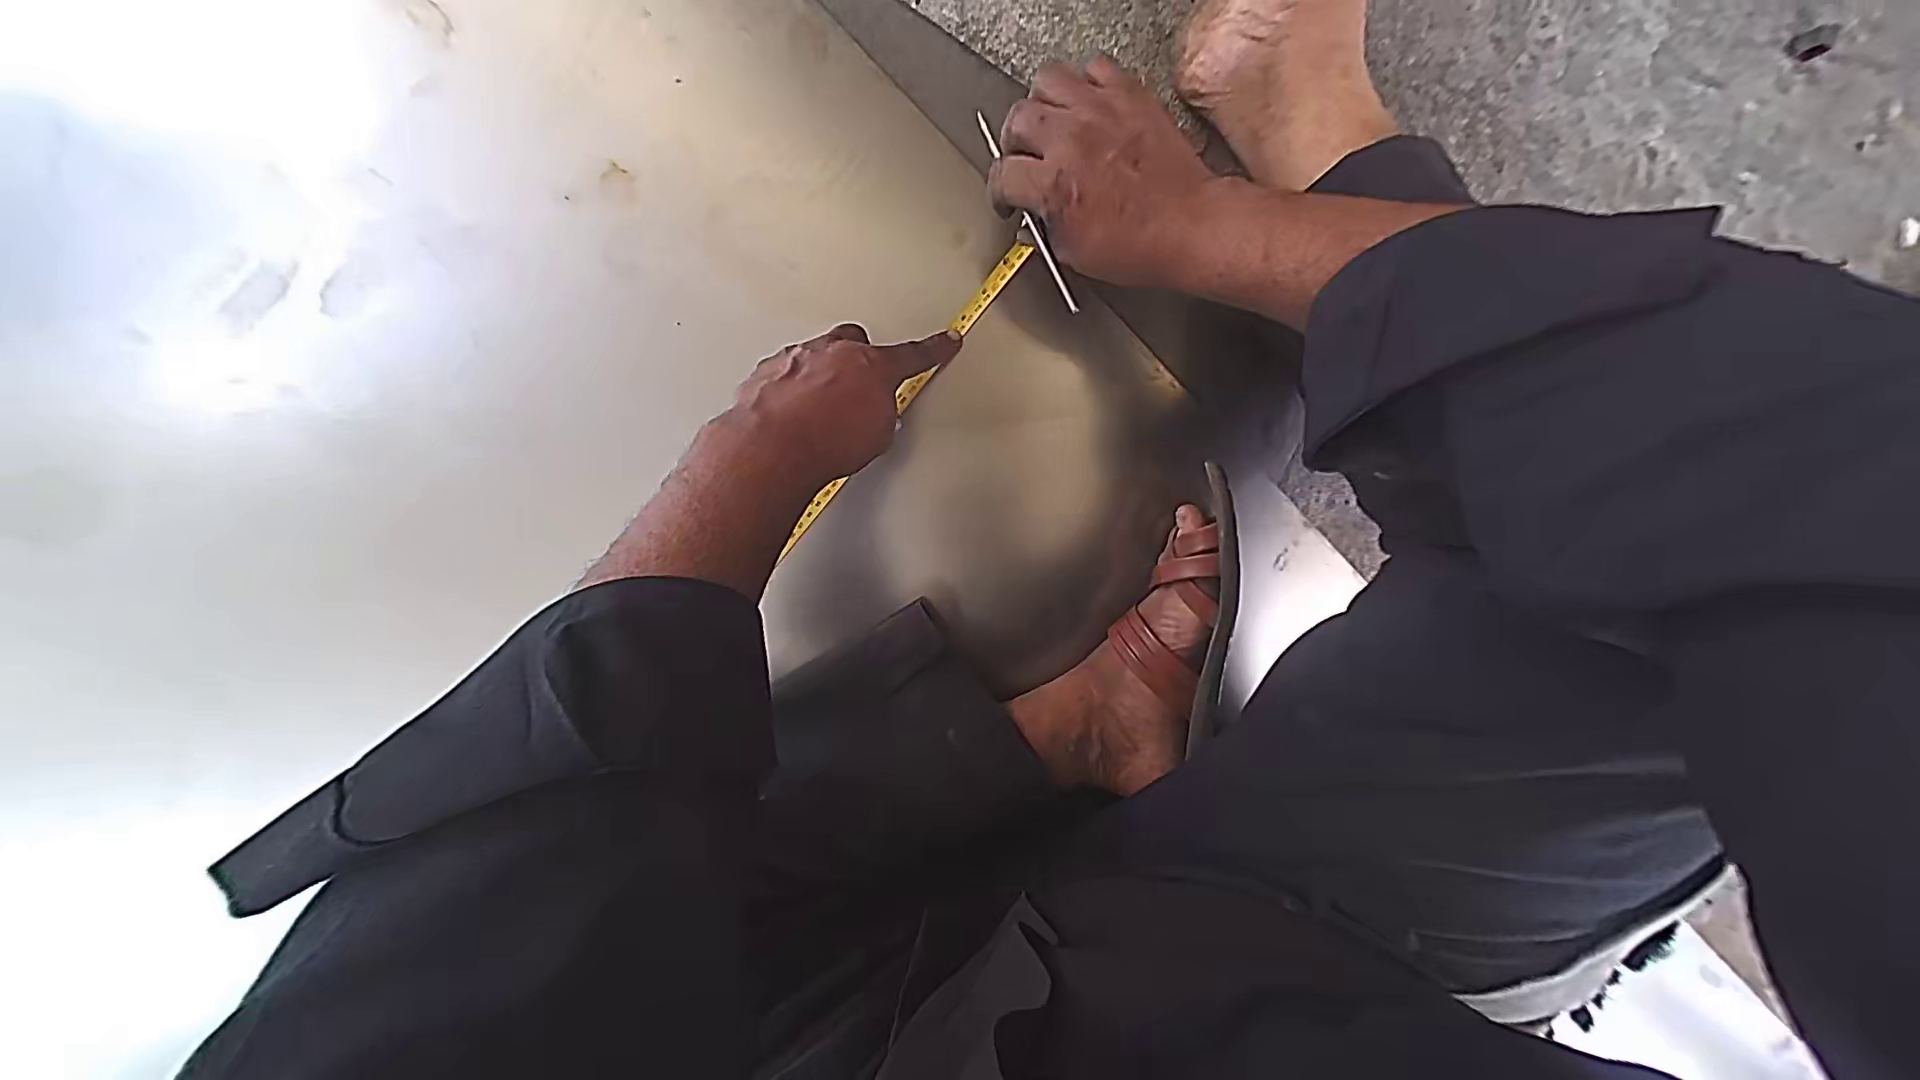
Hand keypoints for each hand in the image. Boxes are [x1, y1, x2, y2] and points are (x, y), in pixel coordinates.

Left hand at [576, 323, 961, 598]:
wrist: (772, 450)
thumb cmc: (824, 442)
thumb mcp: (878, 436)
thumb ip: (883, 413)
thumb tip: (877, 415)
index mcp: (871, 364)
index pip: (914, 355)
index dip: (935, 350)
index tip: (946, 342)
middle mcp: (833, 351)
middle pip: (855, 343)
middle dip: (860, 362)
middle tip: (860, 390)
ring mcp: (797, 358)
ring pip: (816, 356)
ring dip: (821, 379)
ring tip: (820, 415)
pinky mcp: (767, 373)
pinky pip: (786, 374)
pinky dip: (791, 392)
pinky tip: (792, 416)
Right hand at [989, 57, 1219, 289]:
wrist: (1188, 226)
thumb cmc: (1140, 245)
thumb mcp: (1074, 254)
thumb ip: (1044, 230)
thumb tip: (1031, 221)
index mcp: (1054, 185)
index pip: (1001, 175)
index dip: (998, 193)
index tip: (1007, 199)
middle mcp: (1072, 140)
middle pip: (1016, 119)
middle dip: (1013, 145)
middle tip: (1023, 160)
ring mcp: (1101, 111)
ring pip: (1046, 80)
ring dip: (1041, 104)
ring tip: (1049, 125)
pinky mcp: (1129, 95)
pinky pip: (1093, 68)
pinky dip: (1084, 85)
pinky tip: (1086, 108)